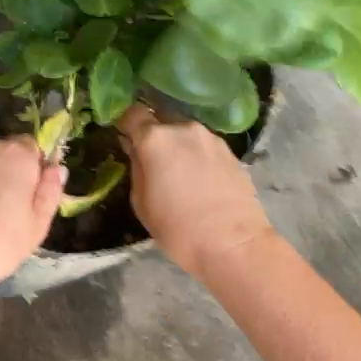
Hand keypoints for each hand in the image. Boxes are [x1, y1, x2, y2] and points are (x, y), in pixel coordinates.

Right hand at [118, 104, 274, 281]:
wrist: (235, 246)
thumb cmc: (179, 229)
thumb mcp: (141, 203)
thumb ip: (135, 167)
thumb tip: (135, 149)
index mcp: (155, 139)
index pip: (133, 114)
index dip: (126, 124)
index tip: (125, 138)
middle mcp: (183, 128)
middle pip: (161, 118)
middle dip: (153, 132)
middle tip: (151, 156)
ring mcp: (210, 137)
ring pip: (184, 131)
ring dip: (177, 143)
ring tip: (179, 170)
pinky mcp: (230, 150)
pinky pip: (204, 144)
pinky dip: (196, 153)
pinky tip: (200, 177)